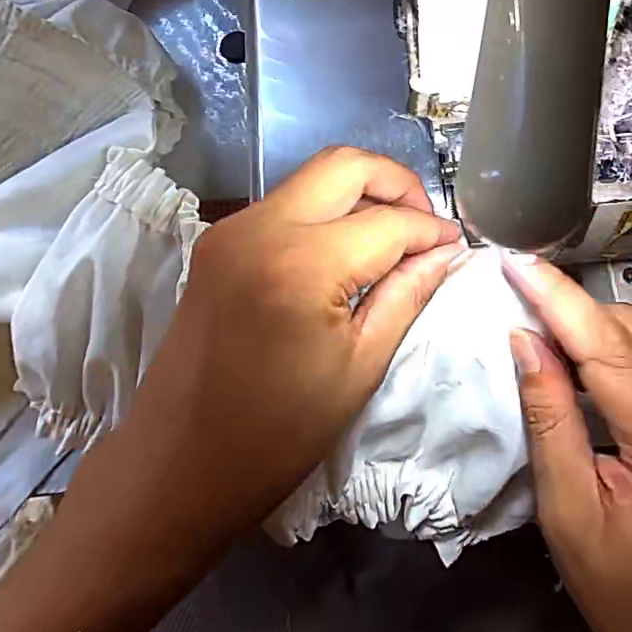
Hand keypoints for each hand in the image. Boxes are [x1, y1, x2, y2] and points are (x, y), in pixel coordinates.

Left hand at [0, 148, 463, 631]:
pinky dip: (326, 210)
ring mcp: (231, 228)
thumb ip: (406, 295)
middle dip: (398, 184)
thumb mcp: (359, 369)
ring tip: (394, 236)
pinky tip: (348, 246)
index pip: (387, 222)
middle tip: (427, 227)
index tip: (457, 246)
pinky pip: (286, 202)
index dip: (431, 231)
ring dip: (361, 193)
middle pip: (345, 164)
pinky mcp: (217, 240)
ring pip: (313, 176)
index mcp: (302, 264)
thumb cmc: (275, 437)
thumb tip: (444, 254)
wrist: (174, 467)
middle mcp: (261, 226)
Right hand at [503, 254, 631, 631]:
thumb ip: (549, 419)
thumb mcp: (570, 515)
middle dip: (574, 308)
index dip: (559, 299)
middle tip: (518, 297)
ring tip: (542, 326)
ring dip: (595, 327)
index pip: (612, 350)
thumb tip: (525, 339)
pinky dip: (618, 354)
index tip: (516, 260)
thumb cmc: (629, 599)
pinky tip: (583, 363)